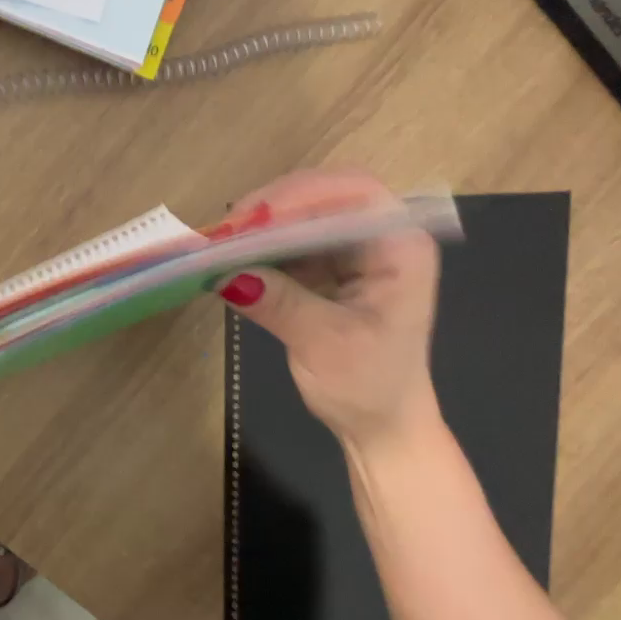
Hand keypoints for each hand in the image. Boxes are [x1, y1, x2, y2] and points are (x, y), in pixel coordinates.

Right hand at [213, 170, 441, 449]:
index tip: (250, 220)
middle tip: (225, 232)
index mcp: (400, 248)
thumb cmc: (368, 386)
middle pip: (325, 198)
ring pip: (303, 219)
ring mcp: (353, 253)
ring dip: (261, 229)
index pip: (353, 195)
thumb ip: (280, 304)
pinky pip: (291, 246)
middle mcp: (380, 239)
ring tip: (220, 245)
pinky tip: (232, 260)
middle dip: (273, 209)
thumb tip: (225, 275)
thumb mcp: (324, 344)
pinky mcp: (329, 270)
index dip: (300, 197)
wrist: (381, 424)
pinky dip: (261, 250)